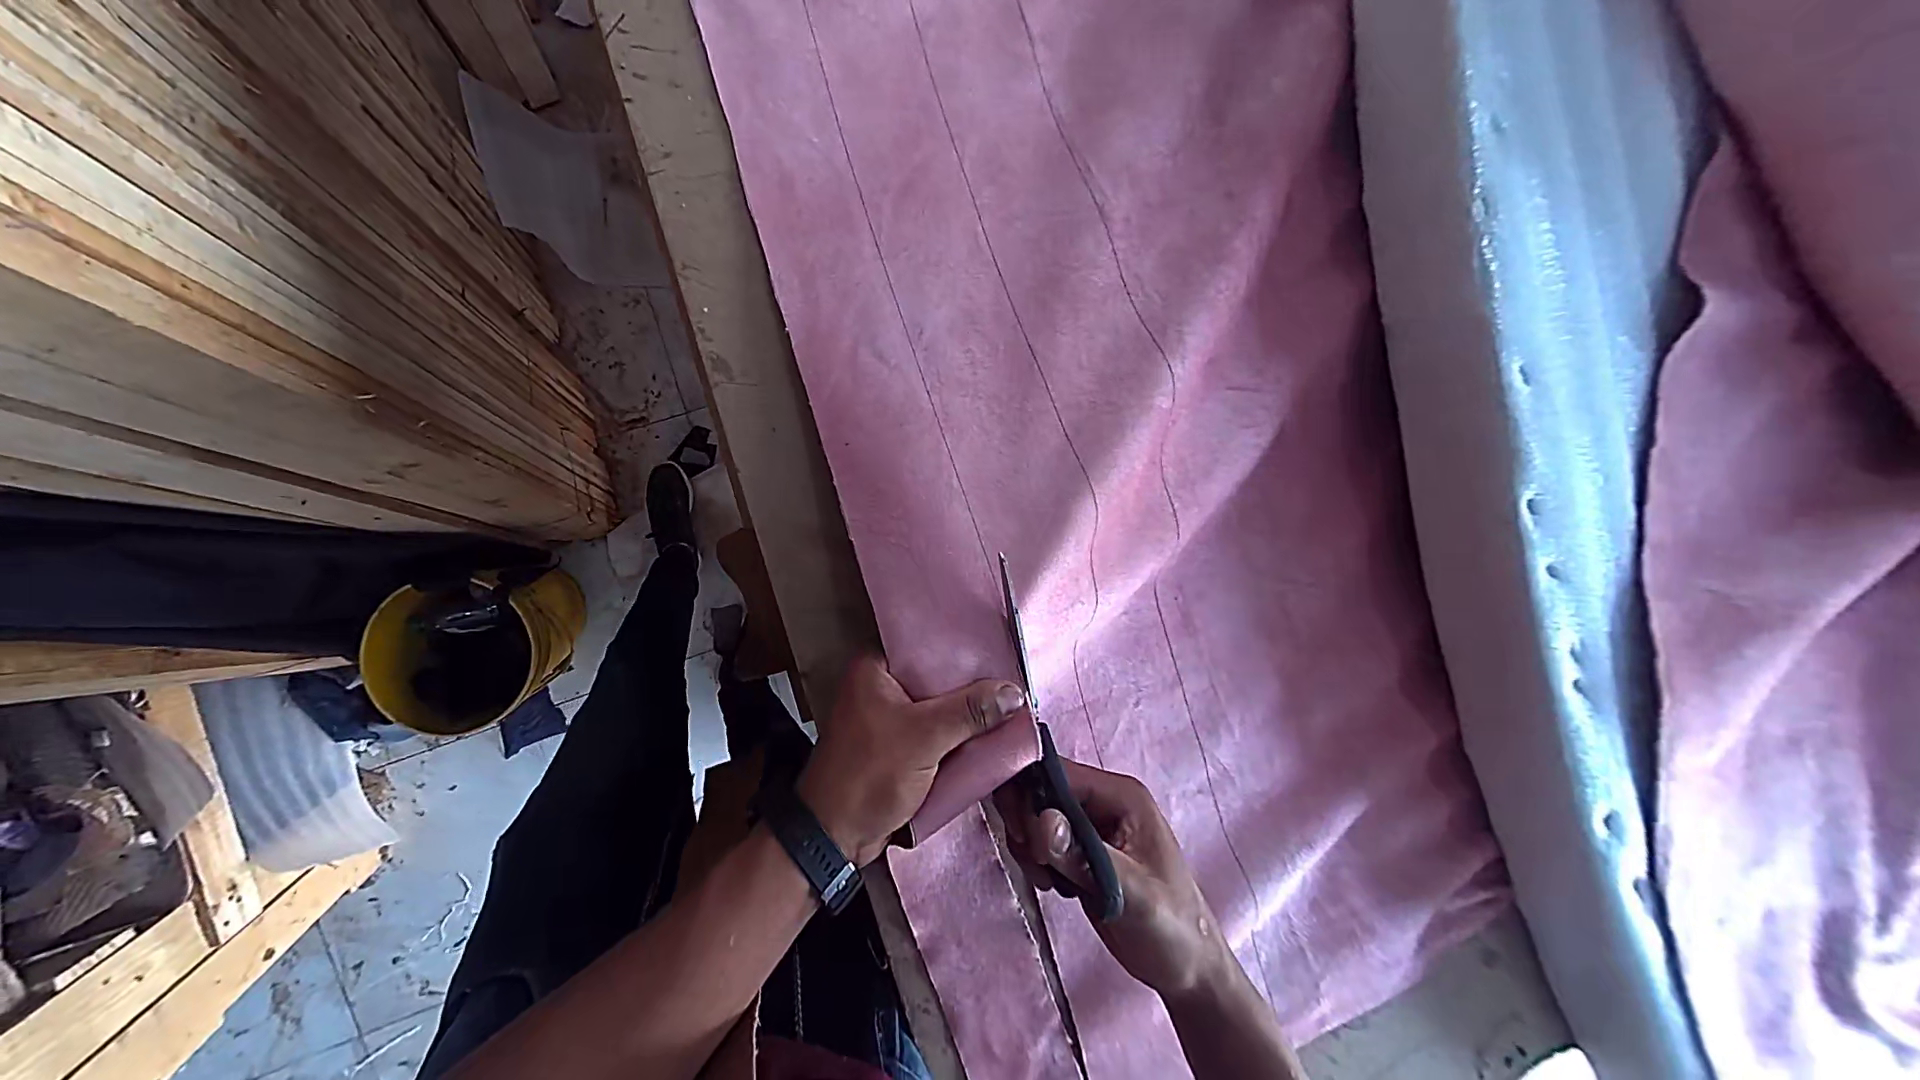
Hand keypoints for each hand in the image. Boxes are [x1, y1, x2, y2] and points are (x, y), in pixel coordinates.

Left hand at [795, 655, 1026, 866]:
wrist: (836, 837)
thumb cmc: (868, 776)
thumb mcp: (923, 737)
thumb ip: (969, 712)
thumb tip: (1014, 693)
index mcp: (875, 668)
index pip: (926, 644)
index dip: (963, 646)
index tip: (1001, 647)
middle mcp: (881, 686)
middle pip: (937, 676)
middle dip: (972, 682)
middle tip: (1013, 676)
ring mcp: (890, 717)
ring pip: (939, 705)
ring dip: (968, 711)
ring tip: (1010, 701)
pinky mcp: (899, 745)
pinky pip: (936, 730)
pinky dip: (959, 733)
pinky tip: (989, 730)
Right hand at [1001, 760, 1233, 999]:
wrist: (1187, 968)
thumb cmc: (1171, 927)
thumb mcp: (1132, 894)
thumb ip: (1085, 856)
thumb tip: (1042, 820)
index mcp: (1121, 795)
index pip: (1057, 771)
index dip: (1030, 795)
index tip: (1021, 835)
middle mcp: (1102, 800)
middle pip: (1040, 788)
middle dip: (1027, 824)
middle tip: (1038, 865)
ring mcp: (1090, 824)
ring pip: (1035, 814)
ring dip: (1029, 846)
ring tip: (1049, 881)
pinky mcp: (1078, 849)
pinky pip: (1040, 839)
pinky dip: (1035, 860)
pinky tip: (1054, 886)